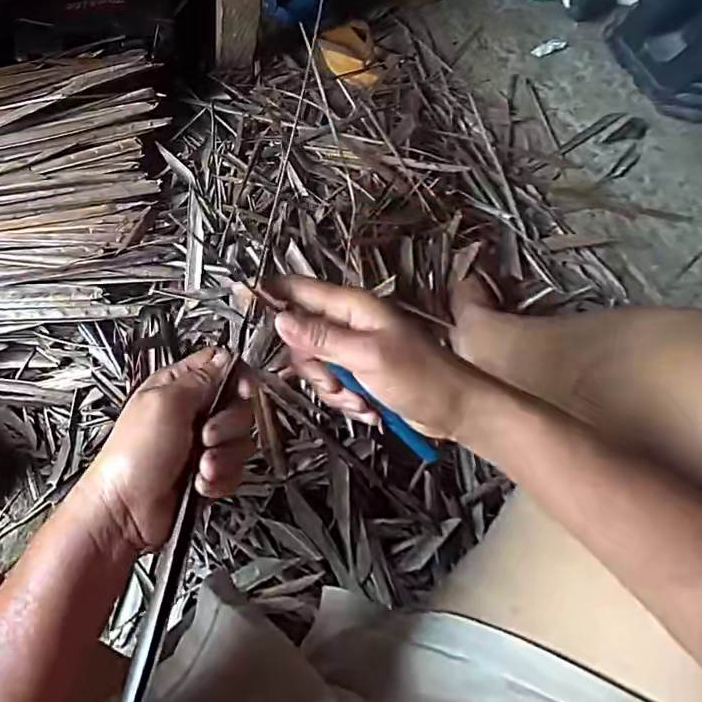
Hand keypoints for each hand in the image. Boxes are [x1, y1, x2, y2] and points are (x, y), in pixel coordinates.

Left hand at [74, 348, 254, 556]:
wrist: (125, 513)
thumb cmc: (132, 456)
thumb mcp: (166, 404)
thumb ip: (200, 379)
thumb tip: (225, 359)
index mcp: (176, 385)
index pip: (219, 366)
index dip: (238, 376)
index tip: (244, 391)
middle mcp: (190, 411)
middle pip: (237, 405)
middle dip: (228, 425)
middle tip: (206, 435)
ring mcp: (200, 443)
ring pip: (239, 440)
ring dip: (223, 457)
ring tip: (200, 465)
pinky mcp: (207, 472)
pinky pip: (235, 470)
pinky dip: (220, 479)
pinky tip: (199, 483)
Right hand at [271, 275, 495, 441]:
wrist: (458, 412)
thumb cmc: (421, 377)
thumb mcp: (366, 355)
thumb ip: (321, 337)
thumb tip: (281, 319)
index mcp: (352, 306)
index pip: (299, 289)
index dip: (271, 293)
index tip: (244, 298)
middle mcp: (348, 322)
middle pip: (301, 334)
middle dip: (312, 364)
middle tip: (334, 380)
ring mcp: (353, 346)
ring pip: (314, 362)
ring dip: (330, 386)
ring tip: (358, 397)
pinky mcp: (357, 369)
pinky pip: (331, 380)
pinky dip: (343, 397)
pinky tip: (366, 405)